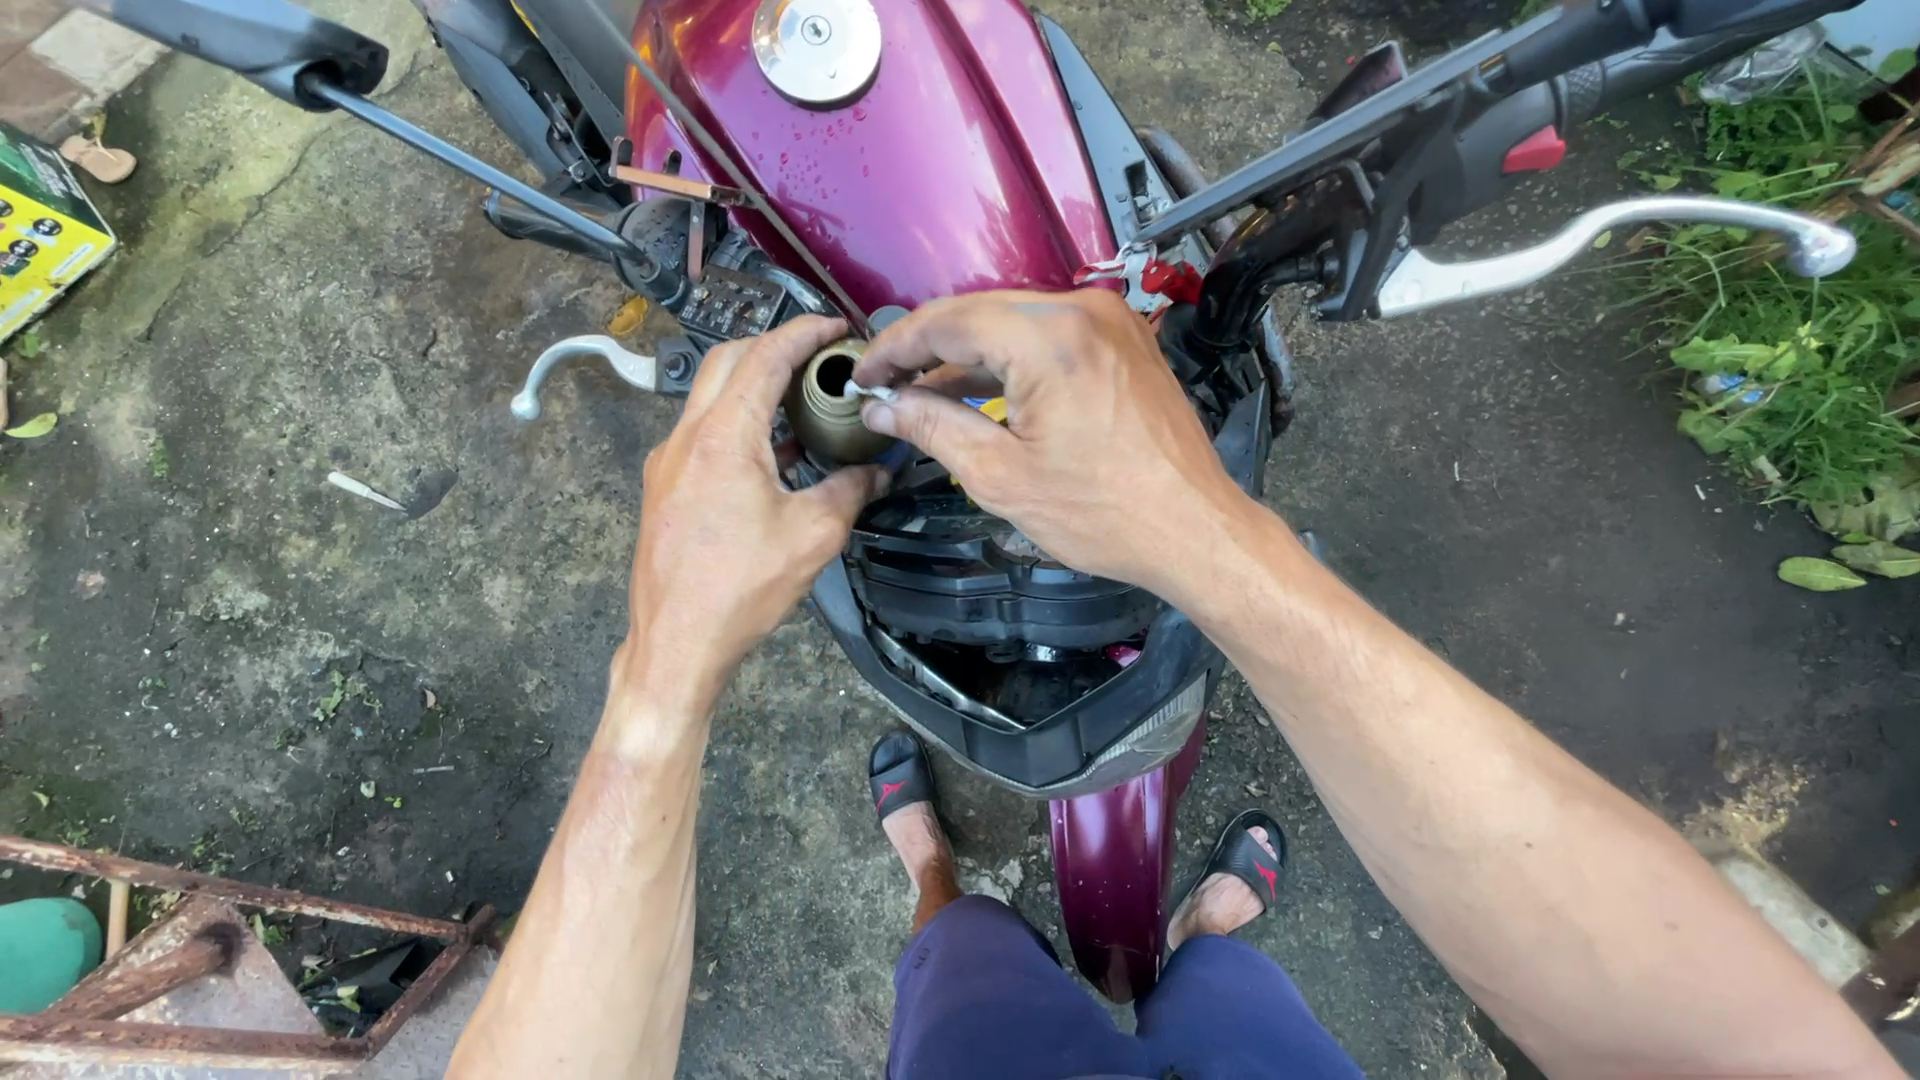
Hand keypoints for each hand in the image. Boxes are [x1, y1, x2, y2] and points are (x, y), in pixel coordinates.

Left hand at [624, 317, 888, 704]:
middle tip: (819, 355)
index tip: (836, 327)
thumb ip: (851, 490)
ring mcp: (668, 460)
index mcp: (724, 436)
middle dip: (774, 346)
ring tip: (802, 399)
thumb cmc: (743, 587)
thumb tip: (878, 471)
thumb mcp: (814, 535)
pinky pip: (702, 432)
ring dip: (754, 384)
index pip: (765, 358)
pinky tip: (772, 451)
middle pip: (728, 361)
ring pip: (710, 395)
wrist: (676, 641)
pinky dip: (738, 422)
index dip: (804, 333)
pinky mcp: (663, 485)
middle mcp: (687, 435)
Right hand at [851, 289, 1251, 595]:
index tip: (862, 374)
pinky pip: (1047, 338)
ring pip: (1011, 324)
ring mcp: (1108, 322)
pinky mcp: (1121, 342)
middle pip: (978, 314)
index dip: (894, 348)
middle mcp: (1082, 311)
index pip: (946, 322)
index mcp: (1048, 337)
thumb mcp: (1000, 476)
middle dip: (926, 349)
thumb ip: (933, 428)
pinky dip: (1007, 361)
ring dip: (965, 356)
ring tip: (921, 394)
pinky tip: (977, 390)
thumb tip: (883, 408)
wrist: (1193, 529)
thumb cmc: (1104, 513)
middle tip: (885, 385)